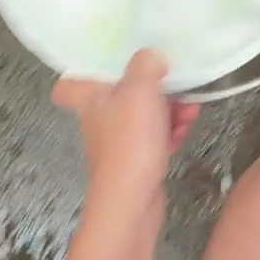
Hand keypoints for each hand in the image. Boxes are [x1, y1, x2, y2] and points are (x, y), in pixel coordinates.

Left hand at [52, 50, 200, 196]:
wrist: (132, 202)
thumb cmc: (129, 140)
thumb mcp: (139, 89)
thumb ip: (145, 63)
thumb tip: (151, 57)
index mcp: (91, 98)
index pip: (68, 84)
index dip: (85, 70)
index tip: (109, 59)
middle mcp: (100, 118)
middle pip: (121, 92)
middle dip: (151, 86)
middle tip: (172, 82)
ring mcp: (118, 141)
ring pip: (142, 113)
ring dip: (169, 108)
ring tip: (190, 110)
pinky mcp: (136, 159)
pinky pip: (154, 136)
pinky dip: (170, 131)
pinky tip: (185, 130)